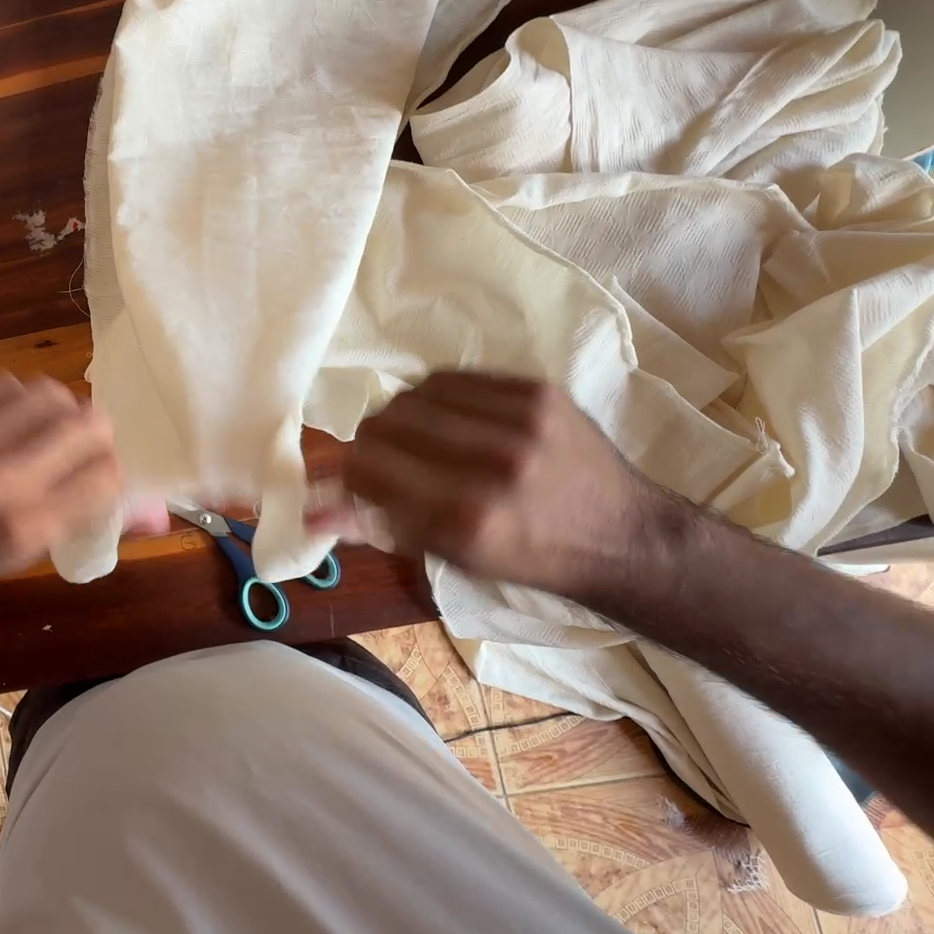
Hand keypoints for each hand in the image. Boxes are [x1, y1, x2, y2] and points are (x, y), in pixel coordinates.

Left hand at [0, 373, 122, 592]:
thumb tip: (160, 515)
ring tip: (50, 422)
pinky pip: (2, 383)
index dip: (114, 466)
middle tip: (86, 435)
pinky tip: (14, 413)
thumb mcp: (34, 550)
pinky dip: (18, 395)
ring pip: (46, 395)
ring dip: (59, 406)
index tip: (105, 466)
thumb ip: (95, 523)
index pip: (104, 475)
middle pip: (81, 427)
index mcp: (28, 526)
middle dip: (96, 428)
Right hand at [332, 371, 675, 599]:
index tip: (355, 479)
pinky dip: (434, 397)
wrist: (622, 536)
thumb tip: (311, 514)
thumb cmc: (525, 557)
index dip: (348, 471)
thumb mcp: (449, 556)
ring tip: (415, 438)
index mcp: (465, 517)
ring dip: (400, 417)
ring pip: (413, 395)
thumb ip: (375, 527)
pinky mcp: (538, 390)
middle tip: (382, 459)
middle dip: (370, 443)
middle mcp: (492, 464)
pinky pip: (451, 377)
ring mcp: (520, 421)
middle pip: (384, 424)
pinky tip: (444, 417)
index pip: (367, 467)